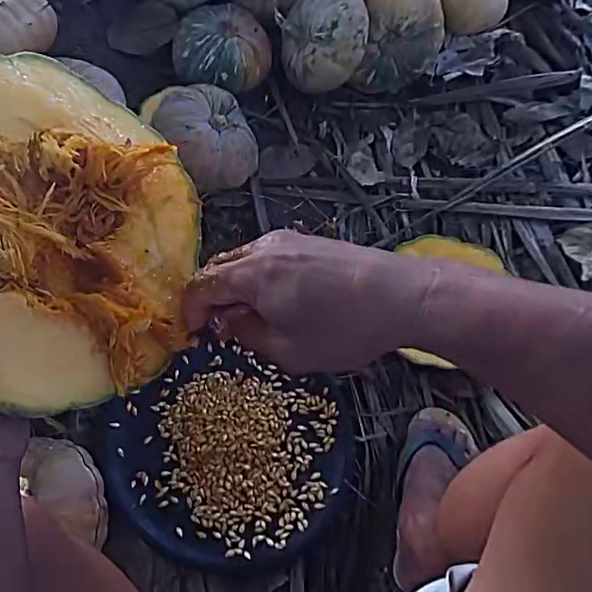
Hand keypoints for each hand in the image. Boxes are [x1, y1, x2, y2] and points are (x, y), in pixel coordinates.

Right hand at [182, 230, 433, 374]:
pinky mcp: (308, 241)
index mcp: (250, 274)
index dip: (190, 312)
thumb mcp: (287, 351)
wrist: (402, 296)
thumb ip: (246, 335)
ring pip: (242, 260)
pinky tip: (278, 299)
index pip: (200, 287)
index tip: (195, 335)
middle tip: (220, 328)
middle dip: (210, 298)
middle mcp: (263, 248)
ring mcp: (288, 240)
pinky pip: (266, 256)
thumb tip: (226, 323)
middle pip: (218, 268)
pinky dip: (257, 276)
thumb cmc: (344, 329)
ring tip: (251, 316)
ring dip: (234, 286)